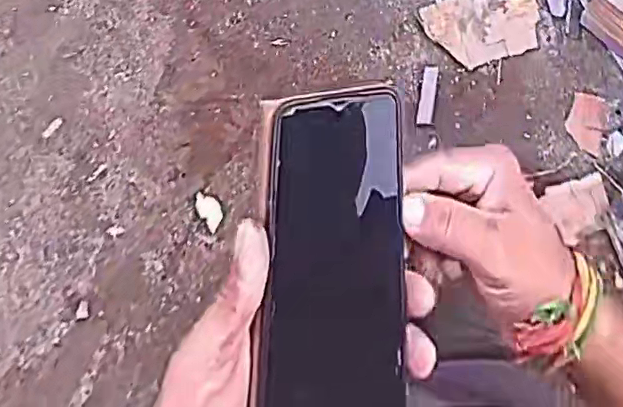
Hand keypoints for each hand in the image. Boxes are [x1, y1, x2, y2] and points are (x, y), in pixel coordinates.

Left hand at [155, 218, 441, 405]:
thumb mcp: (207, 351)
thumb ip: (231, 298)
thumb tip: (251, 232)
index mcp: (267, 308)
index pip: (317, 267)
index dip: (355, 252)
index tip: (383, 240)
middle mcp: (296, 332)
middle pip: (355, 299)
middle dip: (390, 289)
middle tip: (412, 291)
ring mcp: (313, 368)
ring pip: (369, 338)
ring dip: (397, 333)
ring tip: (416, 340)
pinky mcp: (331, 391)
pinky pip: (367, 375)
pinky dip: (391, 369)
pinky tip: (405, 365)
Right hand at [402, 145, 576, 332]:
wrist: (559, 323)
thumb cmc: (544, 281)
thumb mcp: (493, 248)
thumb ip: (448, 224)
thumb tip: (410, 207)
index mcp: (489, 168)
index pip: (432, 168)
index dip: (408, 193)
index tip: (389, 218)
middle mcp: (477, 182)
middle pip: (423, 194)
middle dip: (414, 229)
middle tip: (410, 255)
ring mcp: (468, 209)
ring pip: (420, 220)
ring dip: (419, 250)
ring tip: (430, 274)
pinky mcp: (461, 234)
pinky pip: (427, 241)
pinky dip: (426, 261)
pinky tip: (437, 277)